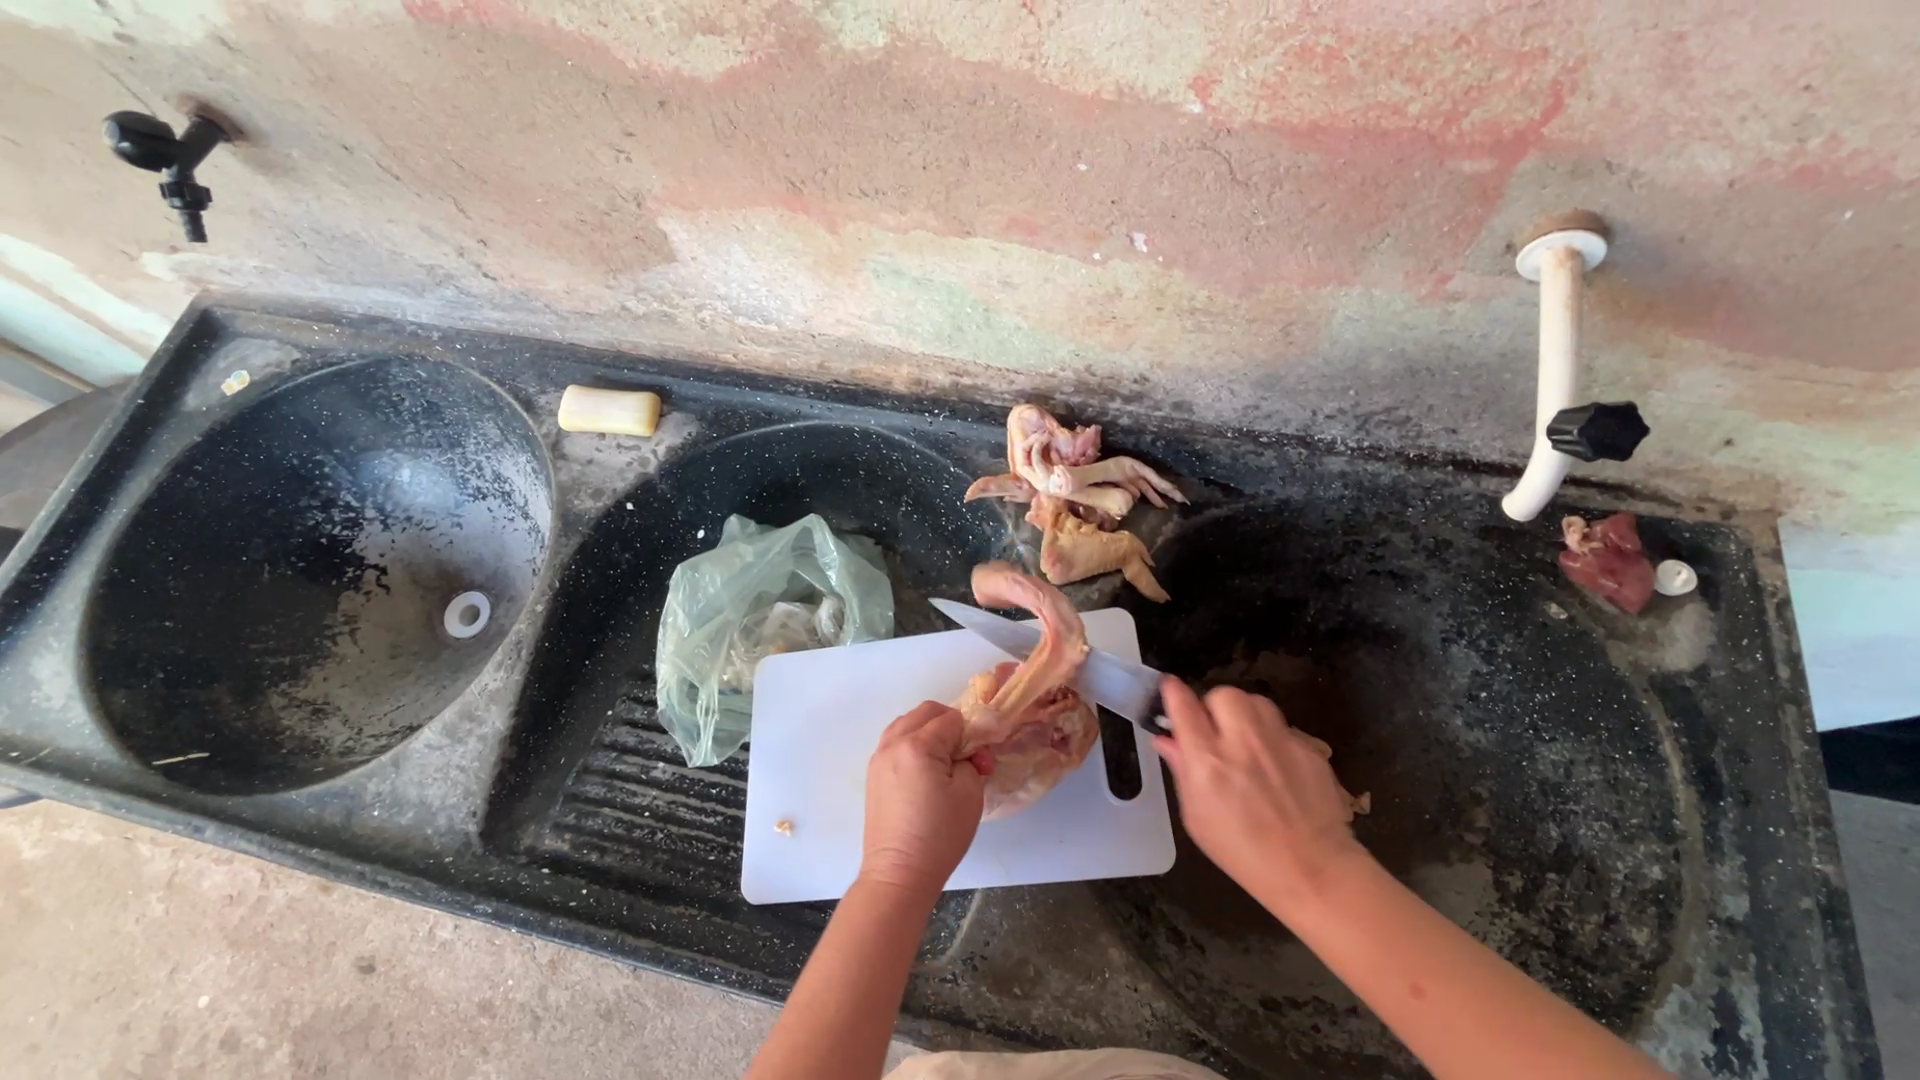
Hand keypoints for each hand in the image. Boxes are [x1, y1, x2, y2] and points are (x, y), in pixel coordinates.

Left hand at [859, 702, 993, 898]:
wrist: (900, 873)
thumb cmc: (939, 835)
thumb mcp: (970, 794)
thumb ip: (971, 761)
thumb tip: (966, 753)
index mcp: (917, 745)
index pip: (951, 719)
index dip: (972, 733)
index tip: (981, 759)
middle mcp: (893, 744)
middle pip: (925, 713)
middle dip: (950, 724)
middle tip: (966, 754)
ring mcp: (878, 758)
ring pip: (907, 724)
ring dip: (929, 731)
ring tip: (945, 761)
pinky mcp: (873, 774)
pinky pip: (894, 742)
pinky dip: (912, 743)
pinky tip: (926, 770)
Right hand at [1155, 677, 1369, 919]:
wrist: (1312, 870)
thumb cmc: (1243, 852)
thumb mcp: (1196, 818)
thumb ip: (1181, 771)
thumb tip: (1167, 740)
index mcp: (1208, 761)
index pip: (1184, 706)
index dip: (1173, 692)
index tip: (1169, 688)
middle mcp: (1243, 742)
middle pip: (1223, 694)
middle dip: (1214, 705)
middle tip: (1214, 729)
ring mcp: (1280, 742)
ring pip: (1257, 702)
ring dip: (1245, 715)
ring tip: (1245, 741)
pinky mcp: (1309, 749)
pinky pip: (1283, 728)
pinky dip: (1272, 738)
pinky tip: (1274, 766)